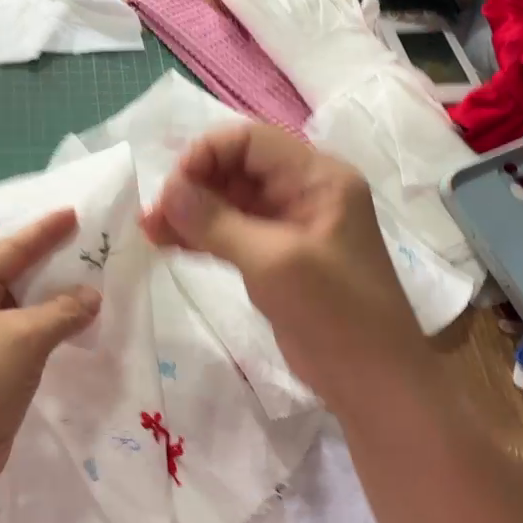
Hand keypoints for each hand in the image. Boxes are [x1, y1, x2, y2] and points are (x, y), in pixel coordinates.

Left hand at [0, 209, 101, 485]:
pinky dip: (49, 313)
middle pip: (13, 268)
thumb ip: (62, 310)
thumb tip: (93, 294)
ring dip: (52, 287)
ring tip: (89, 266)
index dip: (43, 232)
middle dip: (50, 255)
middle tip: (88, 234)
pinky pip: (23, 320)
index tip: (74, 211)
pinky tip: (76, 307)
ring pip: (20, 295)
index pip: (8, 249)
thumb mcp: (24, 339)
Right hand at [141, 123, 423, 402]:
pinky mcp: (273, 254)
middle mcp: (303, 191)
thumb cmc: (334, 312)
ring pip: (227, 199)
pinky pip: (228, 229)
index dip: (206, 154)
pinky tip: (167, 244)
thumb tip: (165, 191)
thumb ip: (216, 222)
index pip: (250, 141)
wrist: (372, 382)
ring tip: (149, 231)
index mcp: (318, 178)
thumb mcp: (272, 261)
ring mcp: (288, 224)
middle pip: (235, 167)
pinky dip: (198, 233)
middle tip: (154, 216)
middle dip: (191, 186)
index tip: (172, 188)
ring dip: (188, 211)